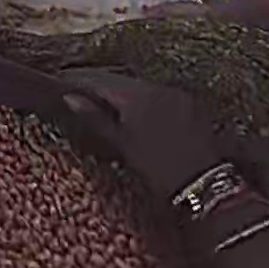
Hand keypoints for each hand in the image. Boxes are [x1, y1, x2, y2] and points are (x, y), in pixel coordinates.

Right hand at [60, 70, 222, 197]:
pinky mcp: (188, 103)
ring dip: (120, 91)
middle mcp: (156, 87)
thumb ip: (95, 117)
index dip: (80, 79)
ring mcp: (175, 93)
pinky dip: (140, 98)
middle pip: (119, 79)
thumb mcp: (123, 144)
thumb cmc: (159, 169)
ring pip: (138, 85)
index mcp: (137, 94)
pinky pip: (156, 93)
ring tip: (102, 98)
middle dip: (98, 83)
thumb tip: (68, 97)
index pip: (100, 79)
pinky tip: (132, 108)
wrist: (206, 188)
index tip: (62, 79)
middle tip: (77, 87)